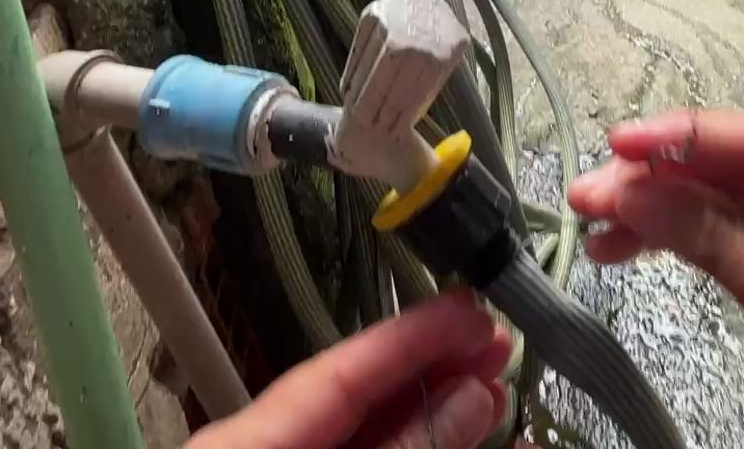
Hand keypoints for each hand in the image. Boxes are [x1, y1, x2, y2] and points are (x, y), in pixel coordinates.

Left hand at [188, 290, 511, 448]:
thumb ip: (404, 445)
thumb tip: (471, 396)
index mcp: (247, 439)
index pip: (342, 368)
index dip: (411, 334)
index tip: (470, 308)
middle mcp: (270, 445)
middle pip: (362, 396)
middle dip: (435, 367)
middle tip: (496, 341)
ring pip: (375, 431)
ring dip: (438, 410)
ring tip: (495, 387)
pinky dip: (418, 445)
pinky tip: (463, 434)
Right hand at [568, 110, 743, 448]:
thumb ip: (721, 240)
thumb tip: (630, 189)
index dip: (692, 136)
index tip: (621, 141)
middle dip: (663, 177)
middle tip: (592, 194)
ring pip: (726, 196)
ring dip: (658, 207)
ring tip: (594, 220)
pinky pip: (729, 232)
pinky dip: (676, 237)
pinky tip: (626, 244)